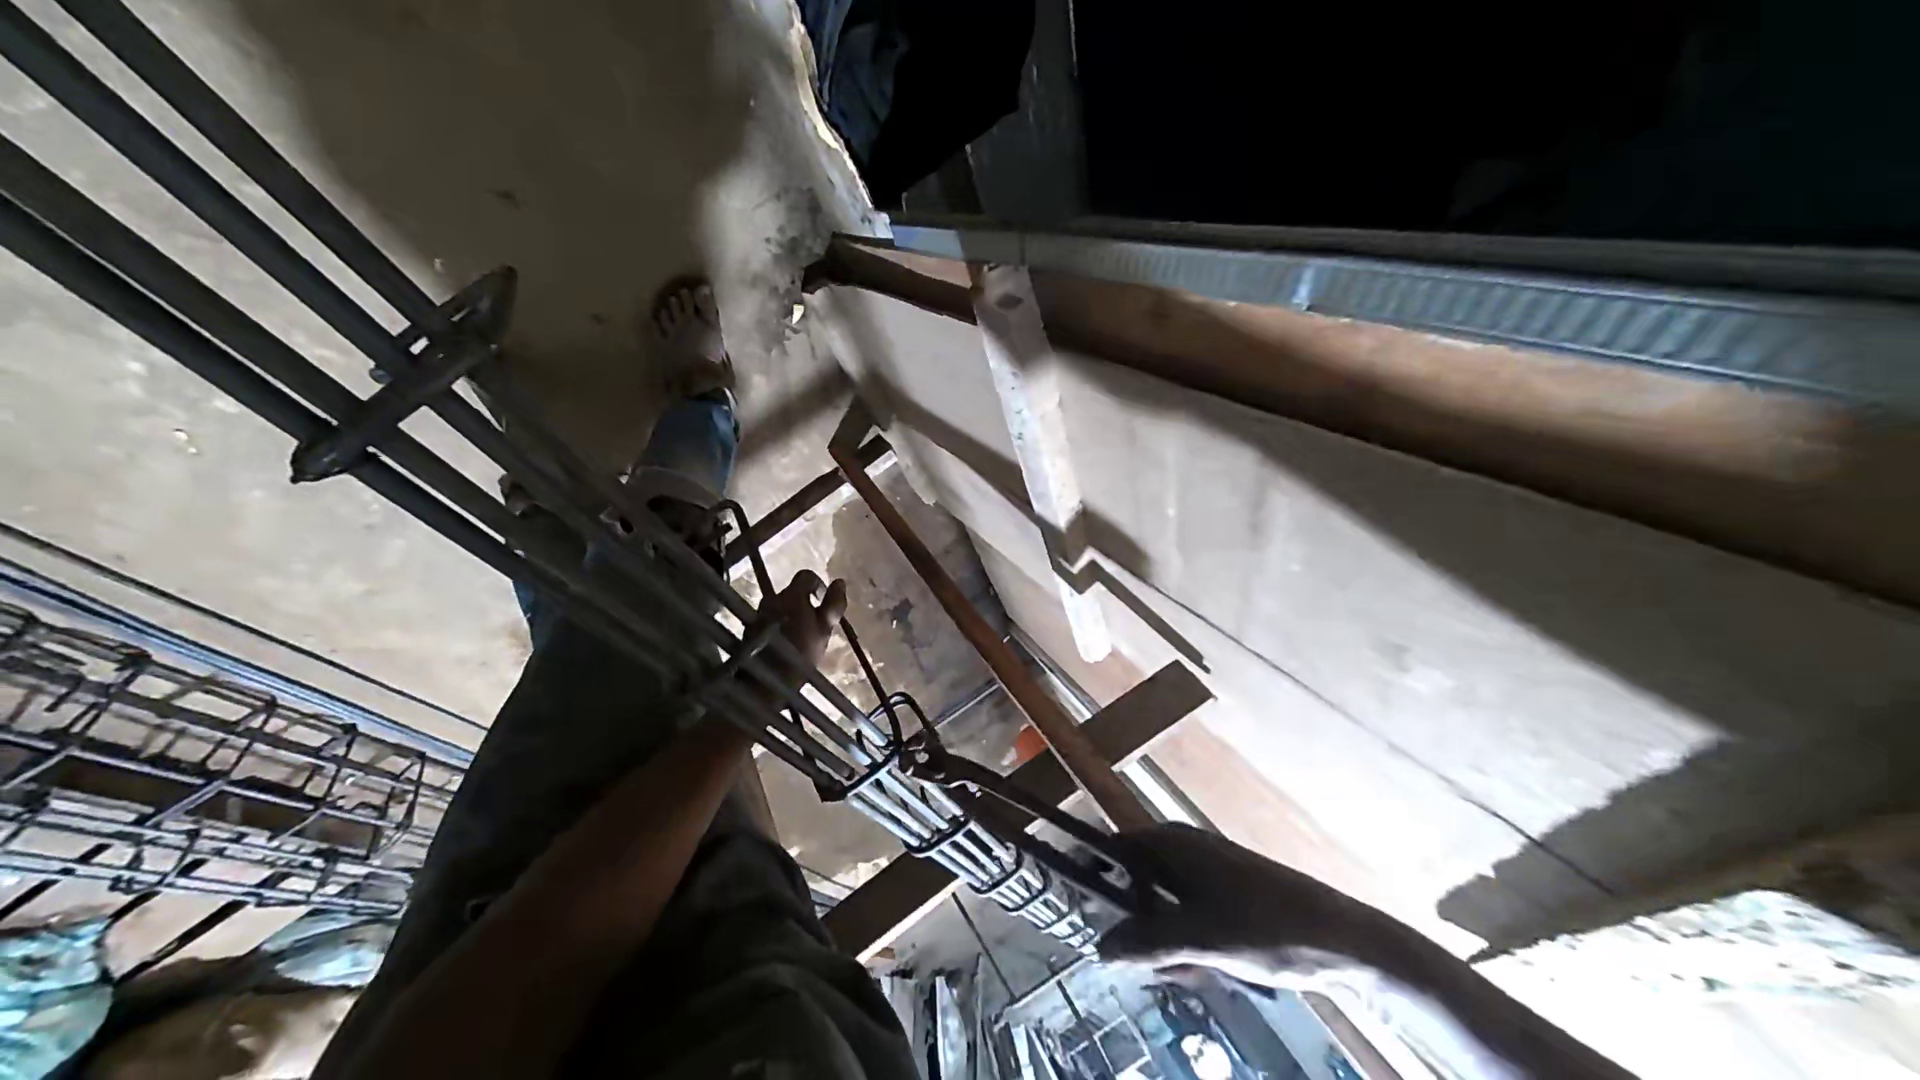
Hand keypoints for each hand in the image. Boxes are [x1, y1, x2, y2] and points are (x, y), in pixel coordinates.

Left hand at [745, 570, 846, 703]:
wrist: (766, 679)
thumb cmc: (801, 652)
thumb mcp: (825, 628)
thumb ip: (833, 604)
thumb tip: (839, 582)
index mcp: (791, 595)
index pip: (806, 576)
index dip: (819, 586)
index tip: (824, 603)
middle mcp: (772, 598)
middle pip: (793, 592)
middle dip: (806, 603)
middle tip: (816, 624)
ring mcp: (759, 612)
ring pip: (781, 606)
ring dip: (793, 614)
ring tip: (803, 635)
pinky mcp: (751, 627)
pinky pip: (771, 619)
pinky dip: (781, 625)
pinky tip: (787, 643)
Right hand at [1100, 824, 1413, 982]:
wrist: (1347, 942)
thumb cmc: (1268, 929)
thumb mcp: (1201, 941)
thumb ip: (1146, 943)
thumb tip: (1098, 947)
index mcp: (1172, 842)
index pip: (1111, 848)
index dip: (1090, 876)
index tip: (1074, 910)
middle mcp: (1184, 848)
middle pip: (1134, 881)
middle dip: (1136, 925)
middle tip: (1147, 961)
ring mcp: (1206, 870)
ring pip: (1160, 905)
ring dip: (1164, 941)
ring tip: (1189, 971)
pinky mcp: (1226, 893)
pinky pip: (1186, 915)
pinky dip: (1186, 942)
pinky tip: (1206, 970)